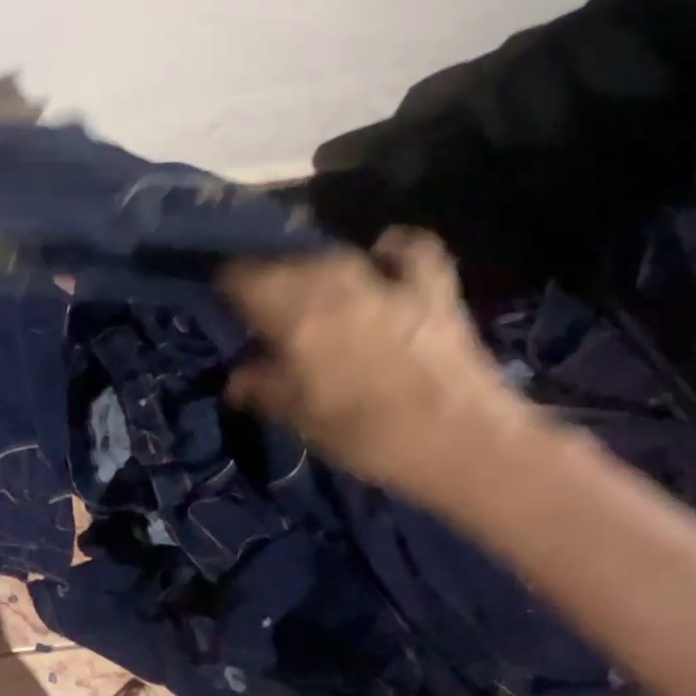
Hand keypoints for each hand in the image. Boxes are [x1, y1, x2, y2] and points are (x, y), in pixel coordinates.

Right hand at [219, 227, 544, 495]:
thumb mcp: (298, 417)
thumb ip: (262, 387)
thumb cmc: (367, 434)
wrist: (468, 445)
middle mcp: (331, 288)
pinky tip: (383, 259)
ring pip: (334, 255)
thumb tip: (236, 378)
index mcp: (290, 317)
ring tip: (314, 292)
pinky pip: (410, 250)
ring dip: (317, 270)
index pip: (239, 278)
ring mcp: (385, 284)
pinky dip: (392, 250)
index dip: (228, 289)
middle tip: (266, 311)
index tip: (227, 309)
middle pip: (284, 263)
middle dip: (269, 281)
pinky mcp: (432, 290)